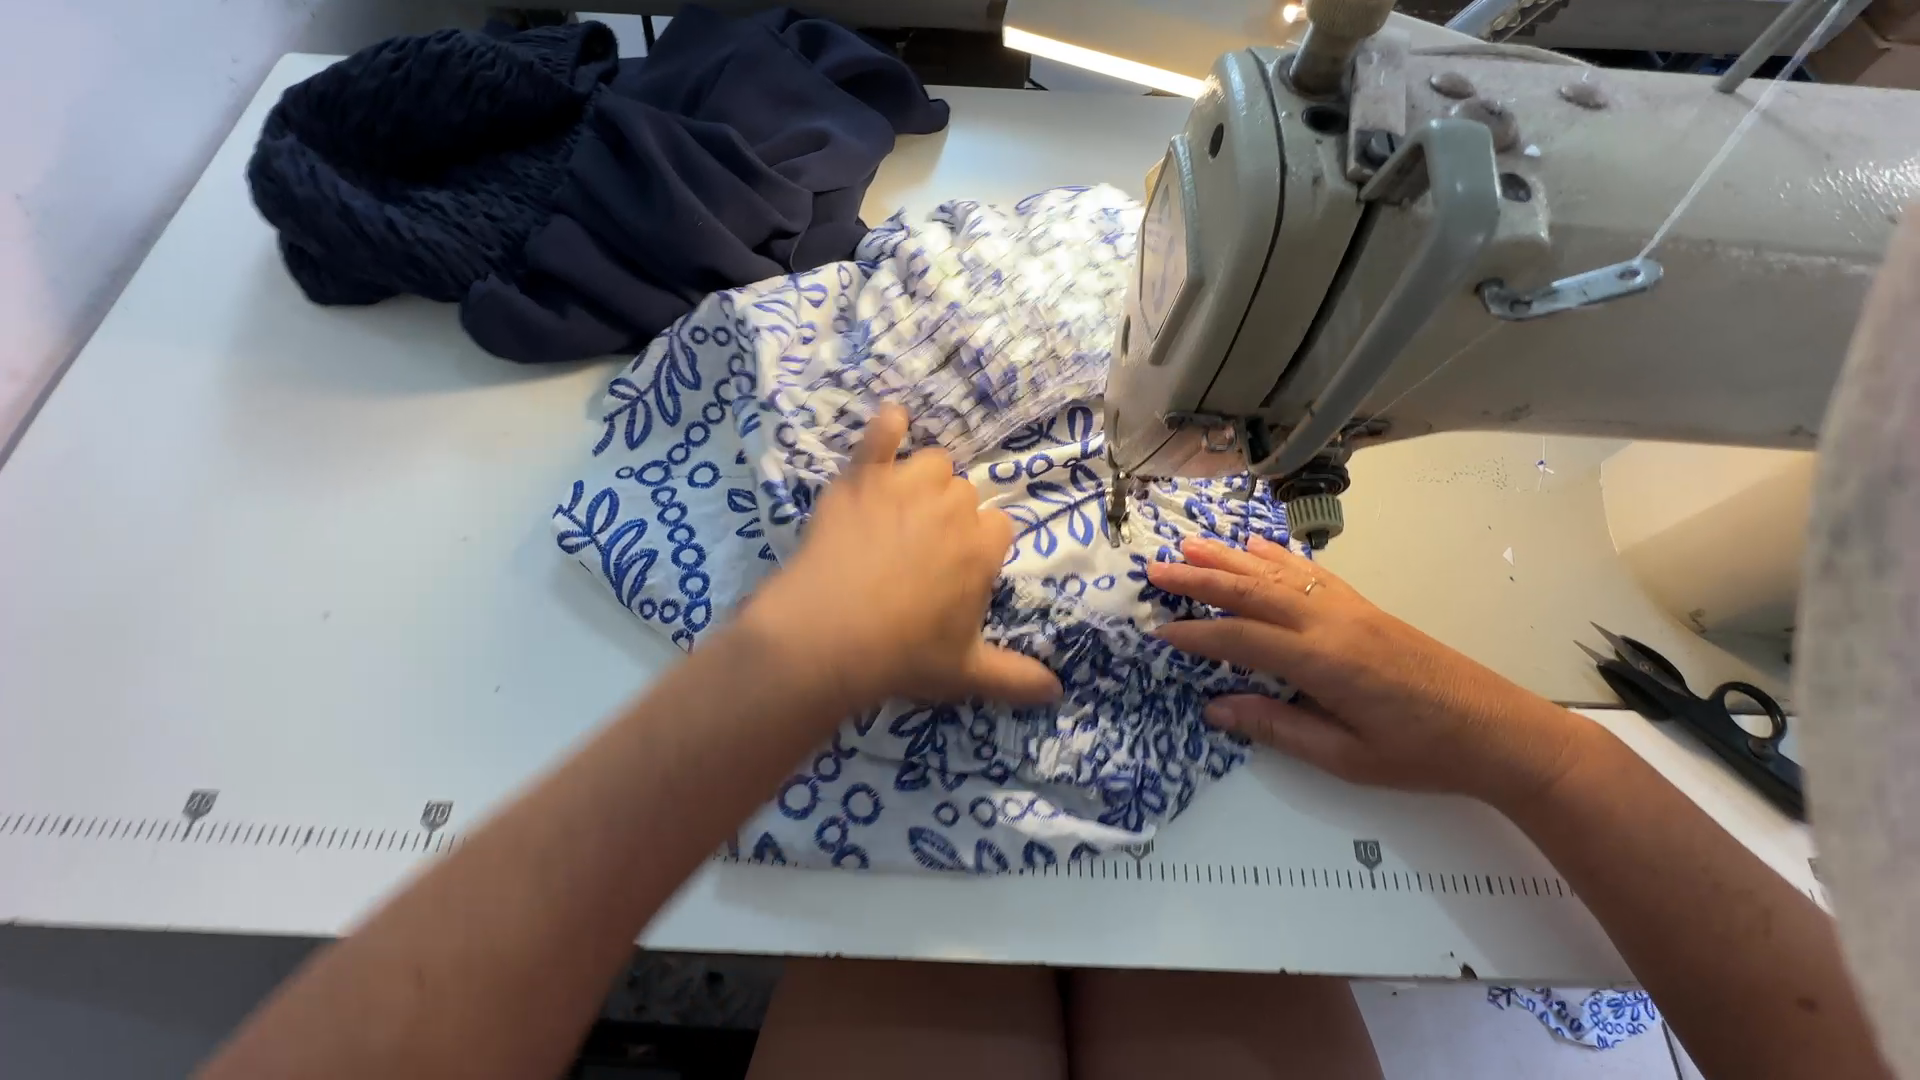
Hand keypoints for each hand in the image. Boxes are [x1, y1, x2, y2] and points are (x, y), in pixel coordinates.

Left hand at [741, 405, 1061, 711]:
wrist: (828, 637)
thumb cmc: (903, 655)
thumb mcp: (964, 672)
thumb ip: (1014, 677)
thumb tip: (1057, 694)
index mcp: (982, 548)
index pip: (998, 527)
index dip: (979, 547)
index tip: (958, 570)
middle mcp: (952, 508)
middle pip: (965, 494)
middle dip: (951, 516)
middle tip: (921, 552)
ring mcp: (905, 487)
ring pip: (932, 463)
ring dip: (925, 479)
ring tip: (903, 509)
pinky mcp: (861, 477)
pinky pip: (880, 436)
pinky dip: (887, 427)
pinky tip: (891, 423)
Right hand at [1149, 535, 1594, 810]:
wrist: (1500, 731)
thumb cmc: (1421, 754)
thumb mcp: (1344, 756)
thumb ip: (1276, 727)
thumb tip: (1215, 708)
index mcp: (1323, 661)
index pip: (1242, 638)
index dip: (1197, 636)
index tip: (1158, 632)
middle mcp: (1330, 621)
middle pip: (1252, 590)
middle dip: (1200, 578)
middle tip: (1156, 567)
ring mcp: (1349, 608)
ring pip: (1278, 572)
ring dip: (1231, 557)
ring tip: (1191, 544)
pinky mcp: (1365, 606)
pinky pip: (1312, 572)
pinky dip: (1279, 555)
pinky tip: (1258, 545)